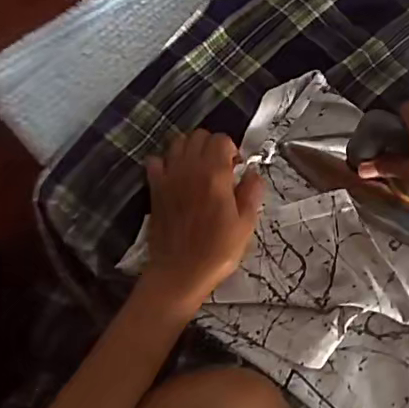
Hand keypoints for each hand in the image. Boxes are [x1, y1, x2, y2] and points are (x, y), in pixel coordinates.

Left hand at [139, 129, 264, 310]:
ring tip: (199, 168)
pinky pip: (156, 161)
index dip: (232, 149)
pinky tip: (176, 177)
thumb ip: (252, 192)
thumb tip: (254, 174)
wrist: (180, 272)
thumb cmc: (217, 250)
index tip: (237, 167)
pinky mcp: (155, 189)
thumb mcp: (246, 223)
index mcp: (215, 175)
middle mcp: (190, 169)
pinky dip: (166, 162)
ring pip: (177, 143)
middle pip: (198, 136)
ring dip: (190, 149)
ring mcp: (169, 177)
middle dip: (212, 145)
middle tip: (221, 166)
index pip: (221, 140)